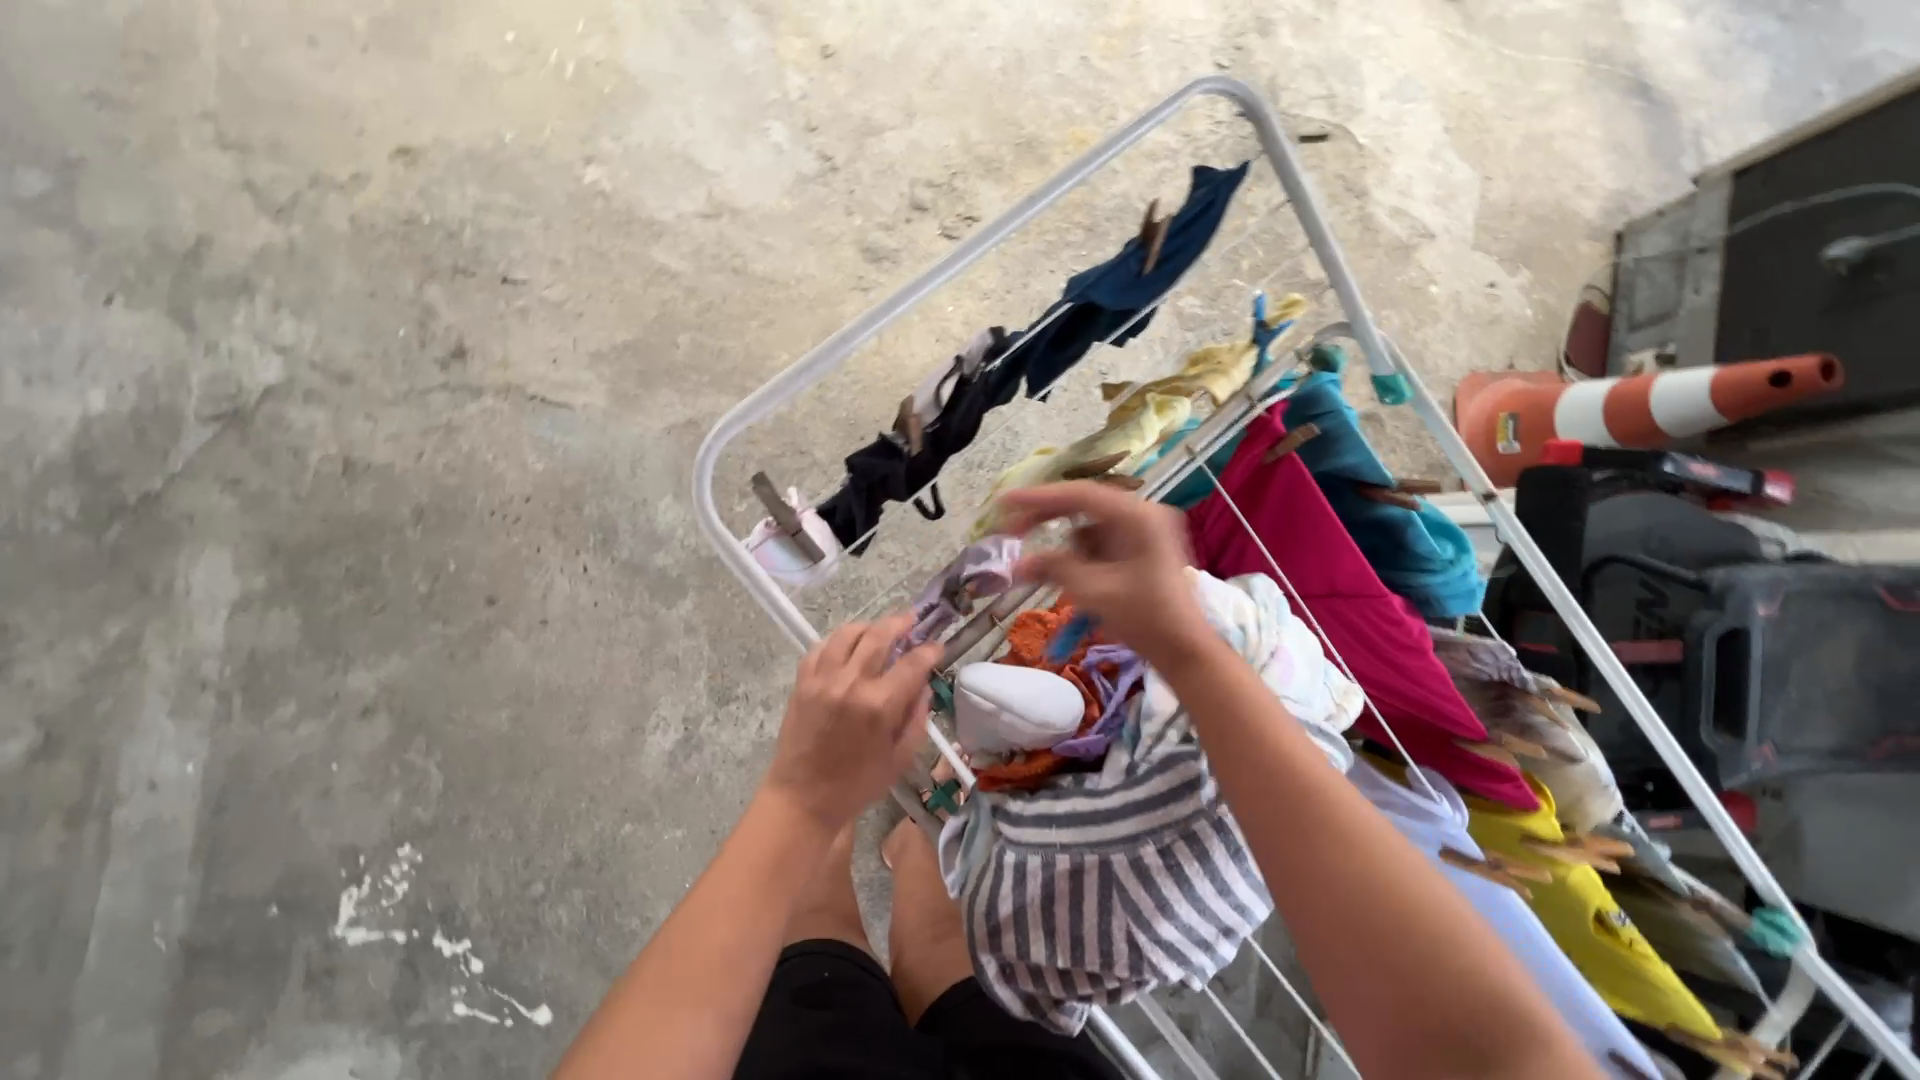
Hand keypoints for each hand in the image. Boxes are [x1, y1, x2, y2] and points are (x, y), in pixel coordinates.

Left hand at [763, 615, 941, 831]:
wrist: (802, 798)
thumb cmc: (856, 785)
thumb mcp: (900, 759)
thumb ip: (916, 719)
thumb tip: (923, 687)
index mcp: (879, 705)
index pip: (912, 663)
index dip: (929, 650)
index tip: (937, 647)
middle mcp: (850, 683)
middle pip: (879, 635)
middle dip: (901, 623)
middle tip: (912, 621)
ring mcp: (822, 679)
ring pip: (848, 633)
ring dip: (869, 626)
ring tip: (881, 630)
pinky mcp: (802, 682)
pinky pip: (821, 646)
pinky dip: (838, 639)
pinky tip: (848, 645)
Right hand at [997, 481, 1211, 666]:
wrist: (1185, 650)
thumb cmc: (1146, 618)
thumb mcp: (1094, 592)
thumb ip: (1055, 569)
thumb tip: (1019, 564)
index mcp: (1138, 515)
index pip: (1079, 494)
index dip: (1038, 497)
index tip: (1006, 501)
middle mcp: (1142, 515)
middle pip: (1083, 507)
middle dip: (1048, 521)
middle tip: (1012, 533)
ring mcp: (1142, 532)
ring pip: (1089, 530)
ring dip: (1068, 551)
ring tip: (1062, 580)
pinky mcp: (1139, 551)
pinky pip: (1100, 546)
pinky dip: (1082, 561)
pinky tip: (1080, 585)